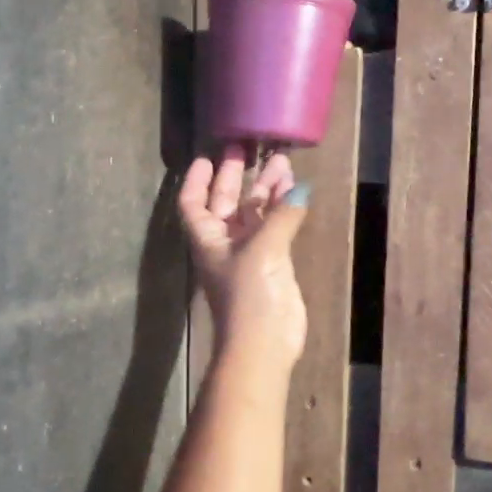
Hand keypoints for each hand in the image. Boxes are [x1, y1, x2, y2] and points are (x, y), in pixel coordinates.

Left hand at [178, 144, 309, 365]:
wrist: (263, 344)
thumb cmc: (249, 294)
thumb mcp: (263, 249)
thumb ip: (280, 216)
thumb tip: (300, 189)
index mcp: (207, 238)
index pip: (192, 202)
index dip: (195, 180)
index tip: (206, 157)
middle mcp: (224, 242)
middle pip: (225, 202)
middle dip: (235, 176)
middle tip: (250, 147)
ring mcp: (249, 254)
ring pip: (254, 213)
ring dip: (266, 189)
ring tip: (283, 162)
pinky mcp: (272, 265)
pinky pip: (275, 228)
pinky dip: (283, 209)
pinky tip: (296, 191)